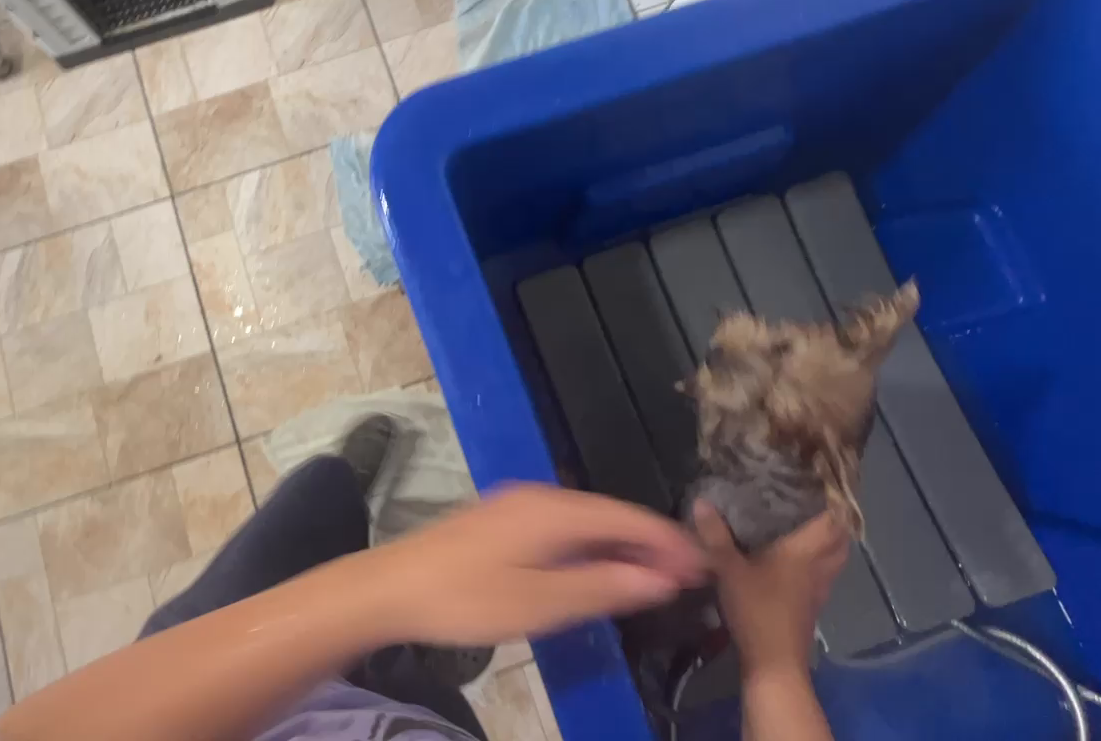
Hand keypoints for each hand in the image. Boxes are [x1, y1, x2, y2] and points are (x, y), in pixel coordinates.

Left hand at [354, 483, 707, 647]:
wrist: (395, 586)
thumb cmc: (467, 598)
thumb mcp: (541, 602)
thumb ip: (603, 587)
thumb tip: (661, 577)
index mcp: (552, 510)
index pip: (627, 516)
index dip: (669, 541)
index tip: (705, 568)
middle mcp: (539, 497)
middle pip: (608, 514)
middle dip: (650, 543)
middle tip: (688, 579)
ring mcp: (518, 505)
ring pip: (586, 520)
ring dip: (622, 546)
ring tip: (654, 579)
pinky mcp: (504, 520)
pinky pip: (564, 526)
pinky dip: (591, 545)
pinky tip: (600, 569)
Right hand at [693, 500, 849, 679]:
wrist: (774, 662)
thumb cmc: (756, 609)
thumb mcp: (727, 568)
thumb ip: (714, 534)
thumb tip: (702, 501)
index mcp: (803, 553)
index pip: (831, 522)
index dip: (834, 501)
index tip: (825, 479)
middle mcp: (817, 567)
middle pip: (840, 540)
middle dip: (837, 520)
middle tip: (817, 499)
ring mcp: (817, 589)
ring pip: (835, 558)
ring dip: (830, 540)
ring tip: (810, 522)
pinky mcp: (810, 605)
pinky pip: (823, 572)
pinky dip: (819, 559)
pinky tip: (798, 556)